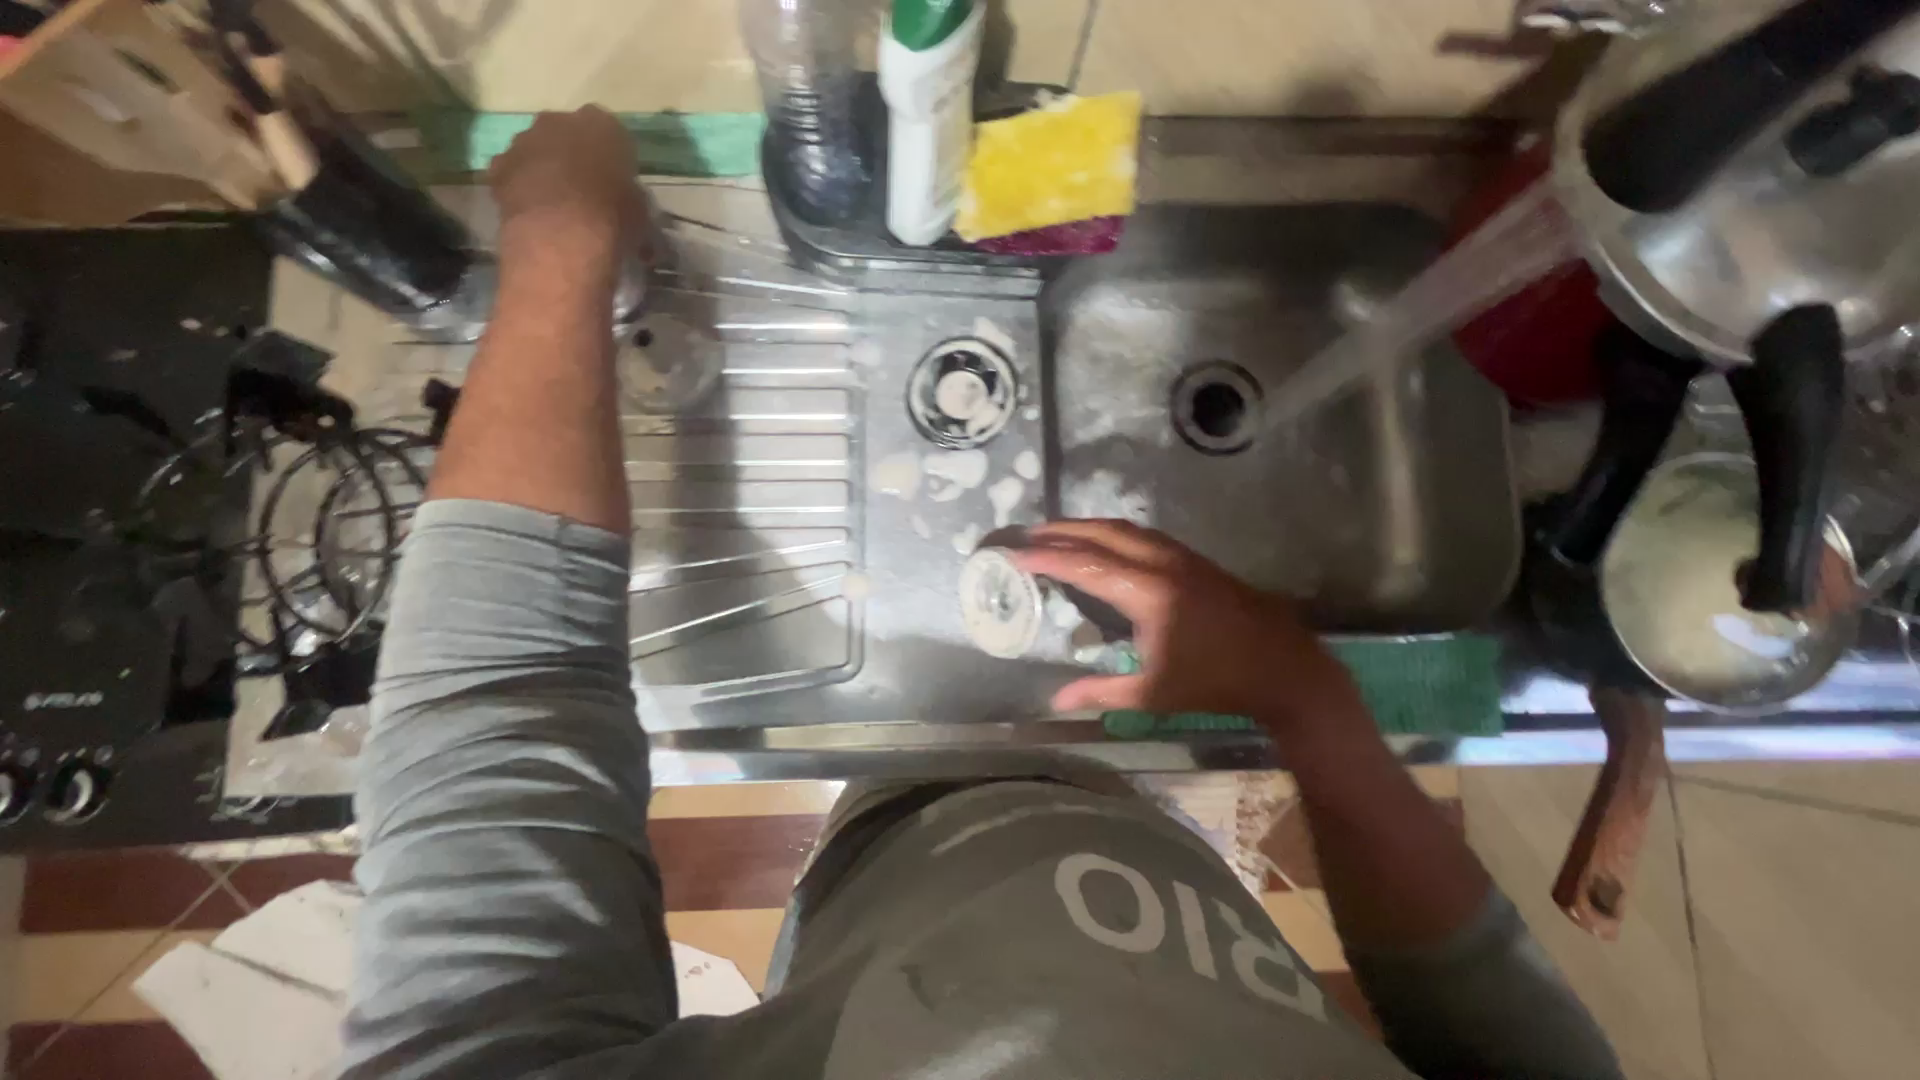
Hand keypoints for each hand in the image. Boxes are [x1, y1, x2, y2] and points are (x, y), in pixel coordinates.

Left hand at [488, 107, 647, 264]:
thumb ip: (629, 195)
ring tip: (558, 204)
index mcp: (601, 125)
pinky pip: (513, 172)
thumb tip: (625, 202)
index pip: (611, 133)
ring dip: (546, 168)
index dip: (614, 157)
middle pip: (568, 134)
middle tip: (587, 189)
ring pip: (537, 150)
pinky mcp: (499, 166)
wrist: (560, 236)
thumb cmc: (612, 218)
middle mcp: (558, 121)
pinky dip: (521, 186)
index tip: (617, 180)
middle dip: (575, 155)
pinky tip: (533, 212)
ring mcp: (523, 140)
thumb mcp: (639, 209)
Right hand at [1013, 520, 1360, 724]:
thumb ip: (1101, 692)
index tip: (1014, 552)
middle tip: (1027, 532)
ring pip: (1126, 529)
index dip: (1047, 558)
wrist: (1284, 668)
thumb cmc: (1217, 684)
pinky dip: (1114, 533)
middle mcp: (1163, 564)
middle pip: (1103, 534)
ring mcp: (1183, 558)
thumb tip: (1055, 701)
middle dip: (1062, 530)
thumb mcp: (1153, 694)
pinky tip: (1105, 543)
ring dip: (1089, 527)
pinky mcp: (1196, 561)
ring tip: (1057, 532)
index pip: (1086, 565)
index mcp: (1149, 594)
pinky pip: (1145, 536)